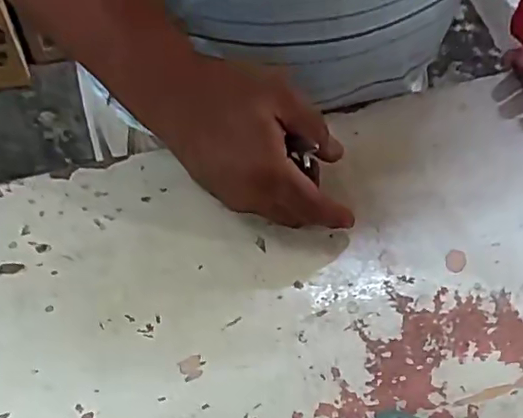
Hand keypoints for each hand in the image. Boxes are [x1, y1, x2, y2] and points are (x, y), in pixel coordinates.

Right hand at [131, 52, 352, 228]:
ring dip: (291, 200)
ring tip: (286, 157)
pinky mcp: (223, 196)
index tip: (348, 221)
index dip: (332, 215)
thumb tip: (333, 155)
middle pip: (295, 217)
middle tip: (308, 161)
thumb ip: (312, 127)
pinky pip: (258, 207)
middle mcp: (254, 198)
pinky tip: (265, 163)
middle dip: (312, 204)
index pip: (312, 206)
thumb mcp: (280, 96)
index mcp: (272, 176)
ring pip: (276, 214)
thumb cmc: (227, 91)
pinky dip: (273, 197)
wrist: (174, 98)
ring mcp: (236, 200)